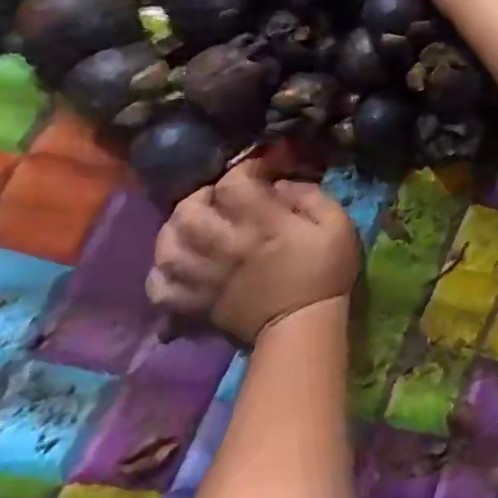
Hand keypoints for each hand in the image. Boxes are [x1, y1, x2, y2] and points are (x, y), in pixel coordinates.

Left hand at [146, 161, 360, 343]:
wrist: (305, 328)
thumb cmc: (325, 271)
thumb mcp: (337, 224)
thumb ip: (310, 196)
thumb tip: (280, 185)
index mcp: (263, 225)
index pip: (233, 184)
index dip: (243, 169)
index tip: (259, 172)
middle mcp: (227, 247)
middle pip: (188, 212)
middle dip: (201, 196)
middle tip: (219, 199)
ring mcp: (206, 277)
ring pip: (167, 247)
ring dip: (175, 229)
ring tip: (193, 226)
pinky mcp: (196, 304)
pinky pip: (160, 288)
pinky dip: (161, 273)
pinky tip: (177, 264)